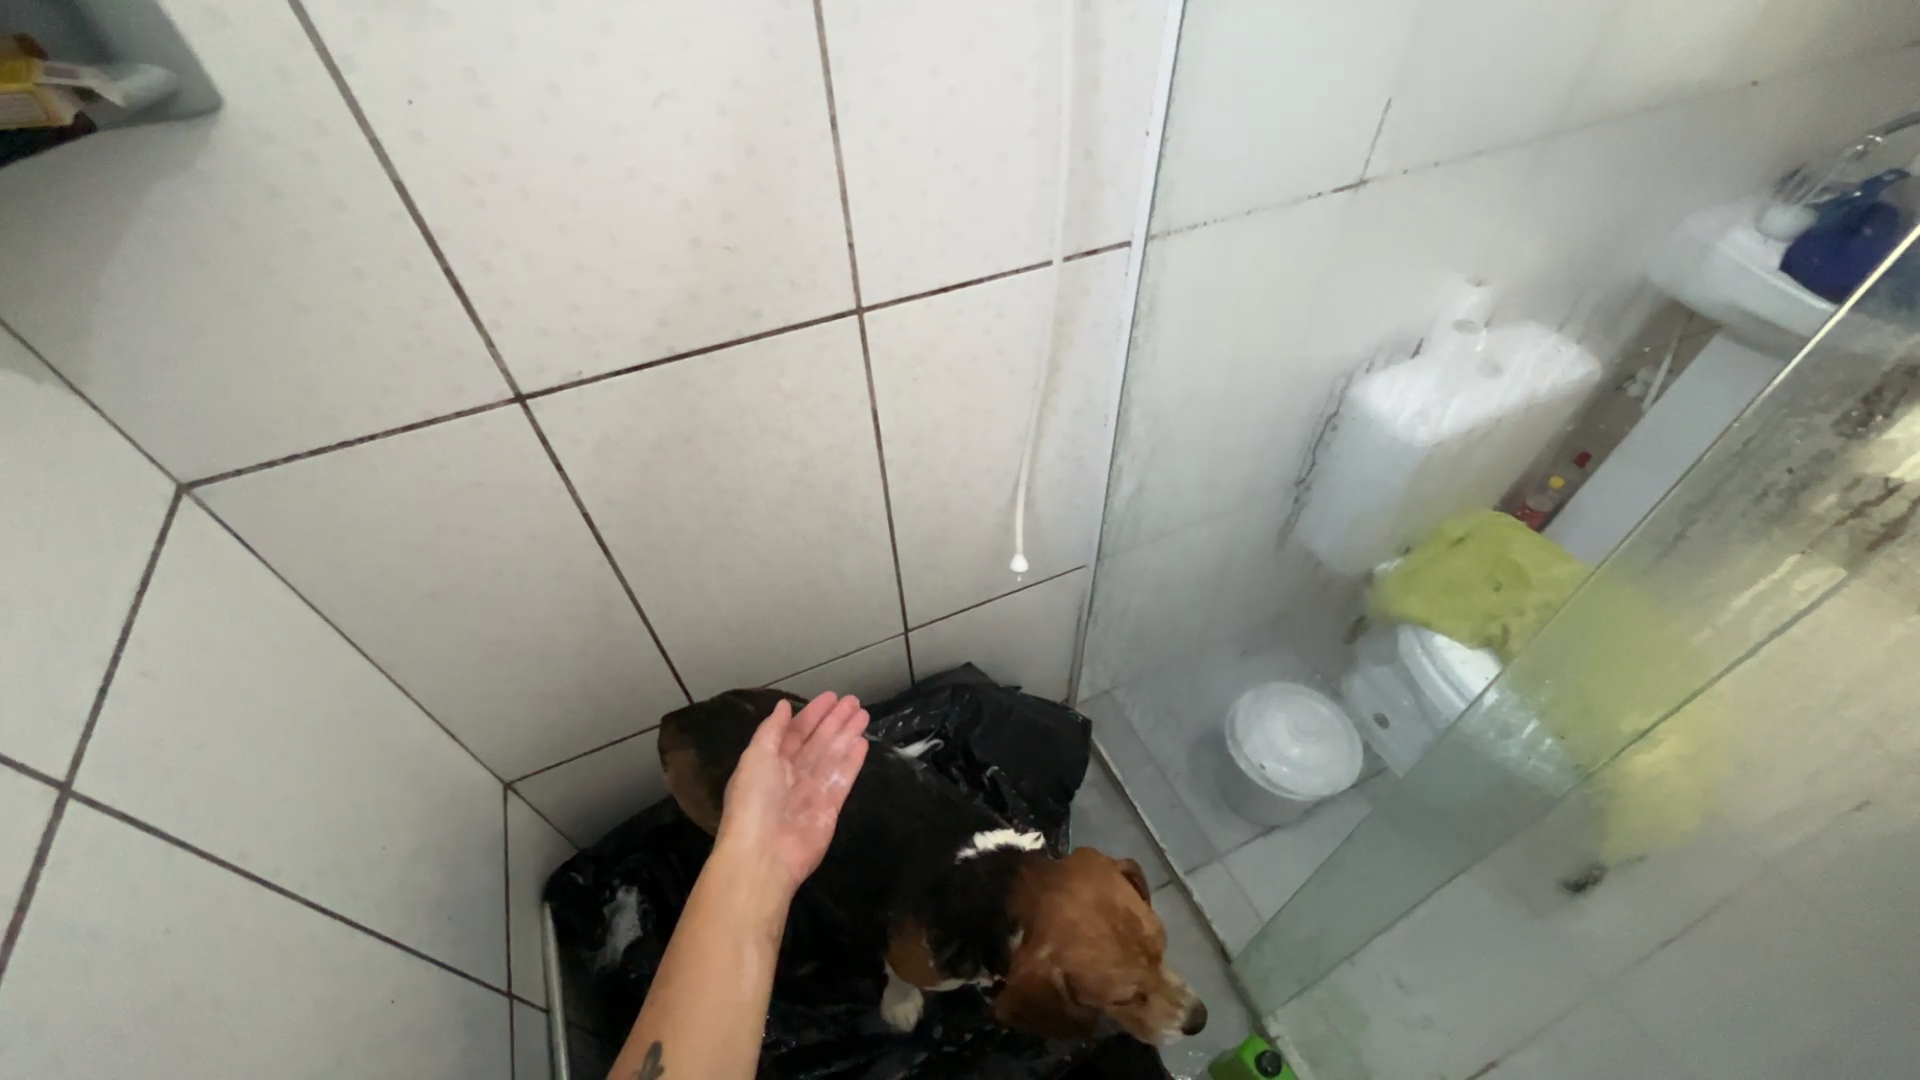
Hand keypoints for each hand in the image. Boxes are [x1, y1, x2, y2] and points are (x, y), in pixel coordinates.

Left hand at [716, 692, 869, 894]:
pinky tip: (863, 743)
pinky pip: (843, 778)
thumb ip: (772, 730)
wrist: (763, 855)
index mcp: (770, 762)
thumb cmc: (754, 802)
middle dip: (835, 721)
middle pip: (818, 741)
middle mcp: (792, 775)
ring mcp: (812, 791)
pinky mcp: (830, 808)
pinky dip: (852, 761)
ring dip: (847, 735)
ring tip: (864, 715)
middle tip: (854, 701)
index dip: (813, 713)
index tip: (832, 696)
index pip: (796, 732)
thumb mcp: (756, 757)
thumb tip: (783, 705)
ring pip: (833, 756)